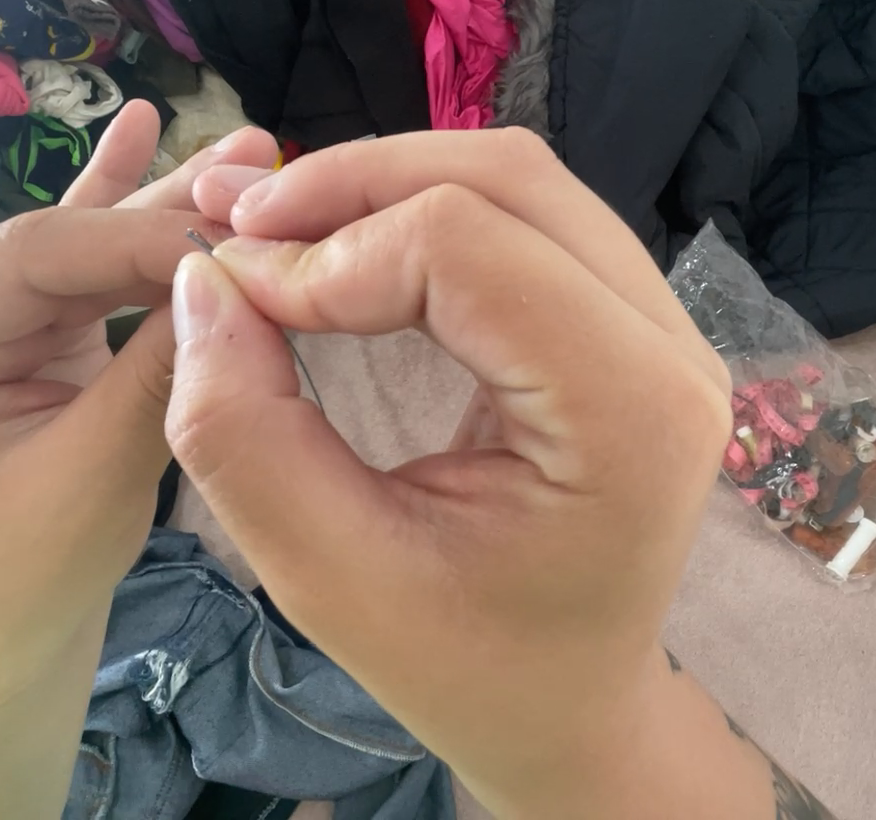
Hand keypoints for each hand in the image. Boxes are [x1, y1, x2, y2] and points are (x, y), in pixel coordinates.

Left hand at [0, 105, 278, 673]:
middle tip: (265, 159)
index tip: (250, 238)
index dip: (148, 236)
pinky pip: (84, 258)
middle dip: (173, 205)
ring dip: (171, 200)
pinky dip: (123, 200)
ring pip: (90, 240)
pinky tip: (143, 127)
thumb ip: (158, 366)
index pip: (40, 253)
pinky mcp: (25, 322)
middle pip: (70, 235)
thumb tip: (230, 276)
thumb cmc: (27, 570)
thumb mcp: (96, 472)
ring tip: (247, 145)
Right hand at [166, 129, 742, 815]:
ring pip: (517, 180)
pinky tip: (355, 238)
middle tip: (245, 215)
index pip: (465, 248)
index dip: (329, 252)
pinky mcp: (629, 316)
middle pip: (506, 179)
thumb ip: (244, 431)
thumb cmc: (466, 664)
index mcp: (630, 413)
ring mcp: (662, 321)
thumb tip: (205, 278)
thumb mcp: (330, 578)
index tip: (235, 290)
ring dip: (389, 183)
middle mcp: (670, 344)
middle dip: (358, 182)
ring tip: (285, 219)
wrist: (569, 695)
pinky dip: (424, 210)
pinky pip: (523, 217)